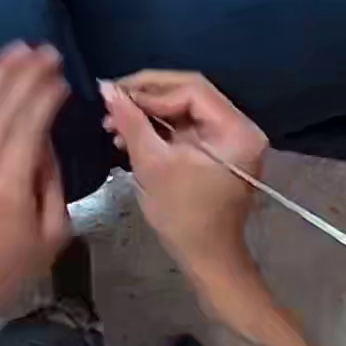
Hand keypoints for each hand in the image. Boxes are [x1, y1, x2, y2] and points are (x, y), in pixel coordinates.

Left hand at [0, 43, 72, 312]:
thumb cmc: (12, 264)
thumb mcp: (53, 231)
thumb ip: (51, 180)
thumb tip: (46, 138)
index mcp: (11, 183)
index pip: (31, 124)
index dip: (47, 96)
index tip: (62, 77)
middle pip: (5, 106)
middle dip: (27, 74)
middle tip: (46, 51)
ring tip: (17, 48)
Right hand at [100, 71, 267, 282]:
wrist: (204, 258)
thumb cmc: (183, 215)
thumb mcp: (152, 164)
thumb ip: (131, 121)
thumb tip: (106, 87)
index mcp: (236, 130)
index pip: (192, 90)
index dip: (151, 90)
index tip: (115, 96)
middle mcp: (240, 126)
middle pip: (188, 94)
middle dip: (146, 98)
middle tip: (111, 103)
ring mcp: (228, 138)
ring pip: (182, 109)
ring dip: (147, 113)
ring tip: (113, 123)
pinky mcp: (214, 149)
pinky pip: (183, 126)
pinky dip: (156, 128)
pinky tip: (128, 135)